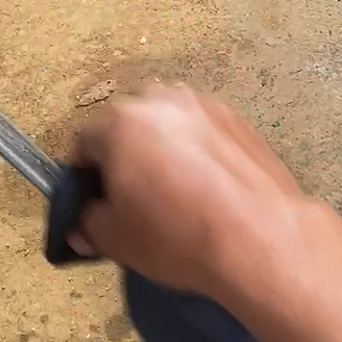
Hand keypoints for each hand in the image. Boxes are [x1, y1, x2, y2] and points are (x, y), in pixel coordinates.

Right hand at [71, 86, 321, 300]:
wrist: (259, 237)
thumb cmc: (181, 236)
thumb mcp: (115, 240)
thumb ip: (88, 224)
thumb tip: (82, 224)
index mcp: (121, 123)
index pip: (85, 144)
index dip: (87, 177)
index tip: (98, 202)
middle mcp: (160, 101)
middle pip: (128, 128)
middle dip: (126, 158)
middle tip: (137, 201)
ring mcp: (203, 105)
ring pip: (167, 126)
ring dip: (163, 150)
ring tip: (178, 195)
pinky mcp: (236, 119)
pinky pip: (201, 132)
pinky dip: (198, 151)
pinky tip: (208, 188)